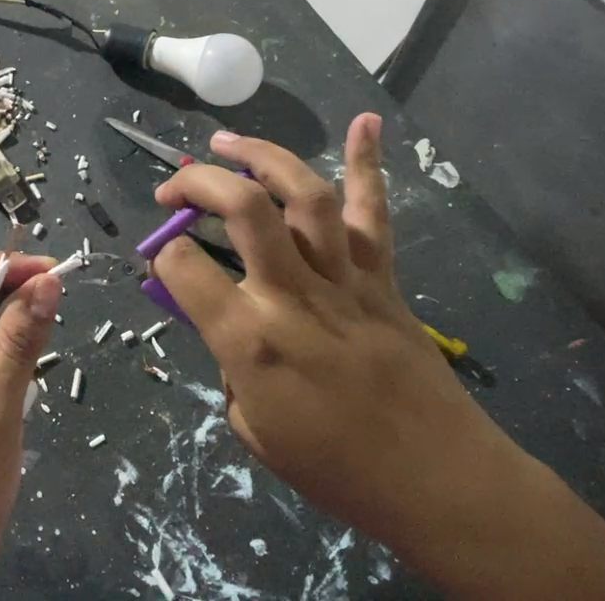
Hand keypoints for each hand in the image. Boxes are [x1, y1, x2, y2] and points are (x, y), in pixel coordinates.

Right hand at [151, 116, 511, 549]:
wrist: (441, 482)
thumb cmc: (337, 469)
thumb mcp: (254, 430)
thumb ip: (230, 365)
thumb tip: (226, 323)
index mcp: (251, 339)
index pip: (183, 267)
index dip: (162, 255)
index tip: (164, 262)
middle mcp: (292, 295)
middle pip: (241, 208)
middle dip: (198, 183)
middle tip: (174, 187)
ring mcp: (343, 279)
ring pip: (303, 195)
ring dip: (261, 156)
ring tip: (227, 142)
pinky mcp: (383, 278)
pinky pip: (372, 213)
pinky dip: (369, 163)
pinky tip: (365, 122)